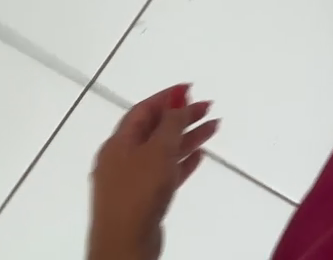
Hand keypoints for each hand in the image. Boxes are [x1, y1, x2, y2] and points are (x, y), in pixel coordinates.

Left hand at [89, 85, 218, 259]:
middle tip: (208, 106)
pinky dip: (181, 161)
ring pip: (163, 150)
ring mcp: (130, 181)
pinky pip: (164, 172)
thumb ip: (172, 122)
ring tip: (214, 127)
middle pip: (155, 129)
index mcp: (118, 144)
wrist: (125, 247)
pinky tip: (199, 156)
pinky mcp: (141, 200)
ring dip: (187, 137)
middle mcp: (121, 159)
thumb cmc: (139, 191)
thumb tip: (178, 100)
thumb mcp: (159, 149)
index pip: (143, 111)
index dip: (167, 97)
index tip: (190, 88)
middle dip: (182, 116)